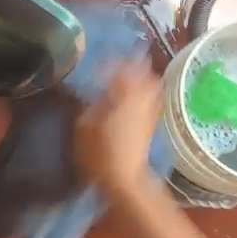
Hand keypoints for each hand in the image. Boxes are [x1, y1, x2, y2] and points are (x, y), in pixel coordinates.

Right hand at [76, 64, 163, 196]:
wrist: (124, 178)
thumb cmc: (99, 152)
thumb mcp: (84, 126)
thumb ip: (90, 105)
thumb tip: (95, 94)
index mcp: (122, 96)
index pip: (120, 69)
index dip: (111, 62)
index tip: (101, 60)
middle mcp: (140, 99)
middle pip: (143, 73)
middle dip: (134, 64)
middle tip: (121, 61)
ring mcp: (149, 111)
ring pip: (151, 85)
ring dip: (143, 77)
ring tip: (130, 76)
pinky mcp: (151, 123)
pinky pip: (152, 100)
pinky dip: (146, 92)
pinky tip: (136, 96)